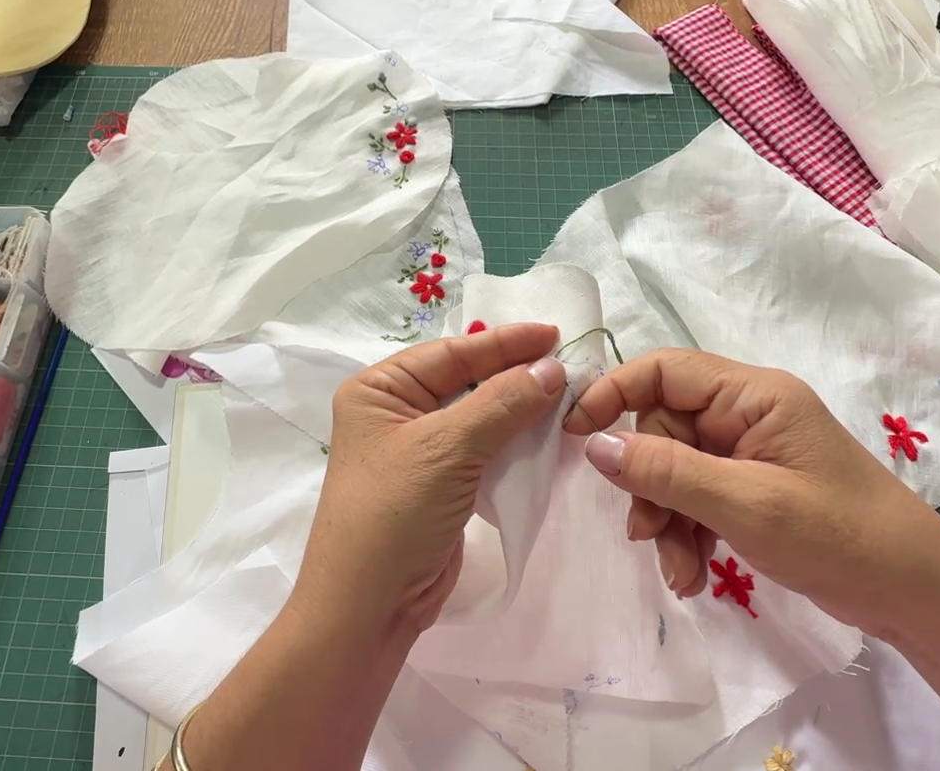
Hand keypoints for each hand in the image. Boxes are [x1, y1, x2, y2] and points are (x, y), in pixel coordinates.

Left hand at [294, 323, 566, 635]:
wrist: (370, 605)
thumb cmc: (395, 511)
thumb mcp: (447, 448)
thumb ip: (502, 403)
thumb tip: (552, 368)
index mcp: (379, 388)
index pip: (450, 353)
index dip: (503, 343)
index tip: (553, 333)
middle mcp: (395, 411)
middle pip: (466, 381)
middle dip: (515, 374)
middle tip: (569, 362)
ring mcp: (419, 449)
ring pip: (480, 416)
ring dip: (521, 409)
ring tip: (568, 395)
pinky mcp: (441, 483)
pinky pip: (484, 449)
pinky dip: (515, 442)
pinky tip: (548, 434)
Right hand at [564, 348, 939, 636]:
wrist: (921, 600)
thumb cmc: (842, 538)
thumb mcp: (746, 505)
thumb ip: (665, 471)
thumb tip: (591, 444)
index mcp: (752, 394)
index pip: (663, 370)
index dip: (613, 393)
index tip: (575, 434)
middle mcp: (745, 412)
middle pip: (661, 428)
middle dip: (648, 483)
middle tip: (645, 533)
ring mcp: (747, 451)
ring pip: (673, 467)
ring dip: (666, 518)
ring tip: (679, 571)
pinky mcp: (750, 486)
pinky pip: (695, 495)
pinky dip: (687, 531)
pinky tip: (693, 574)